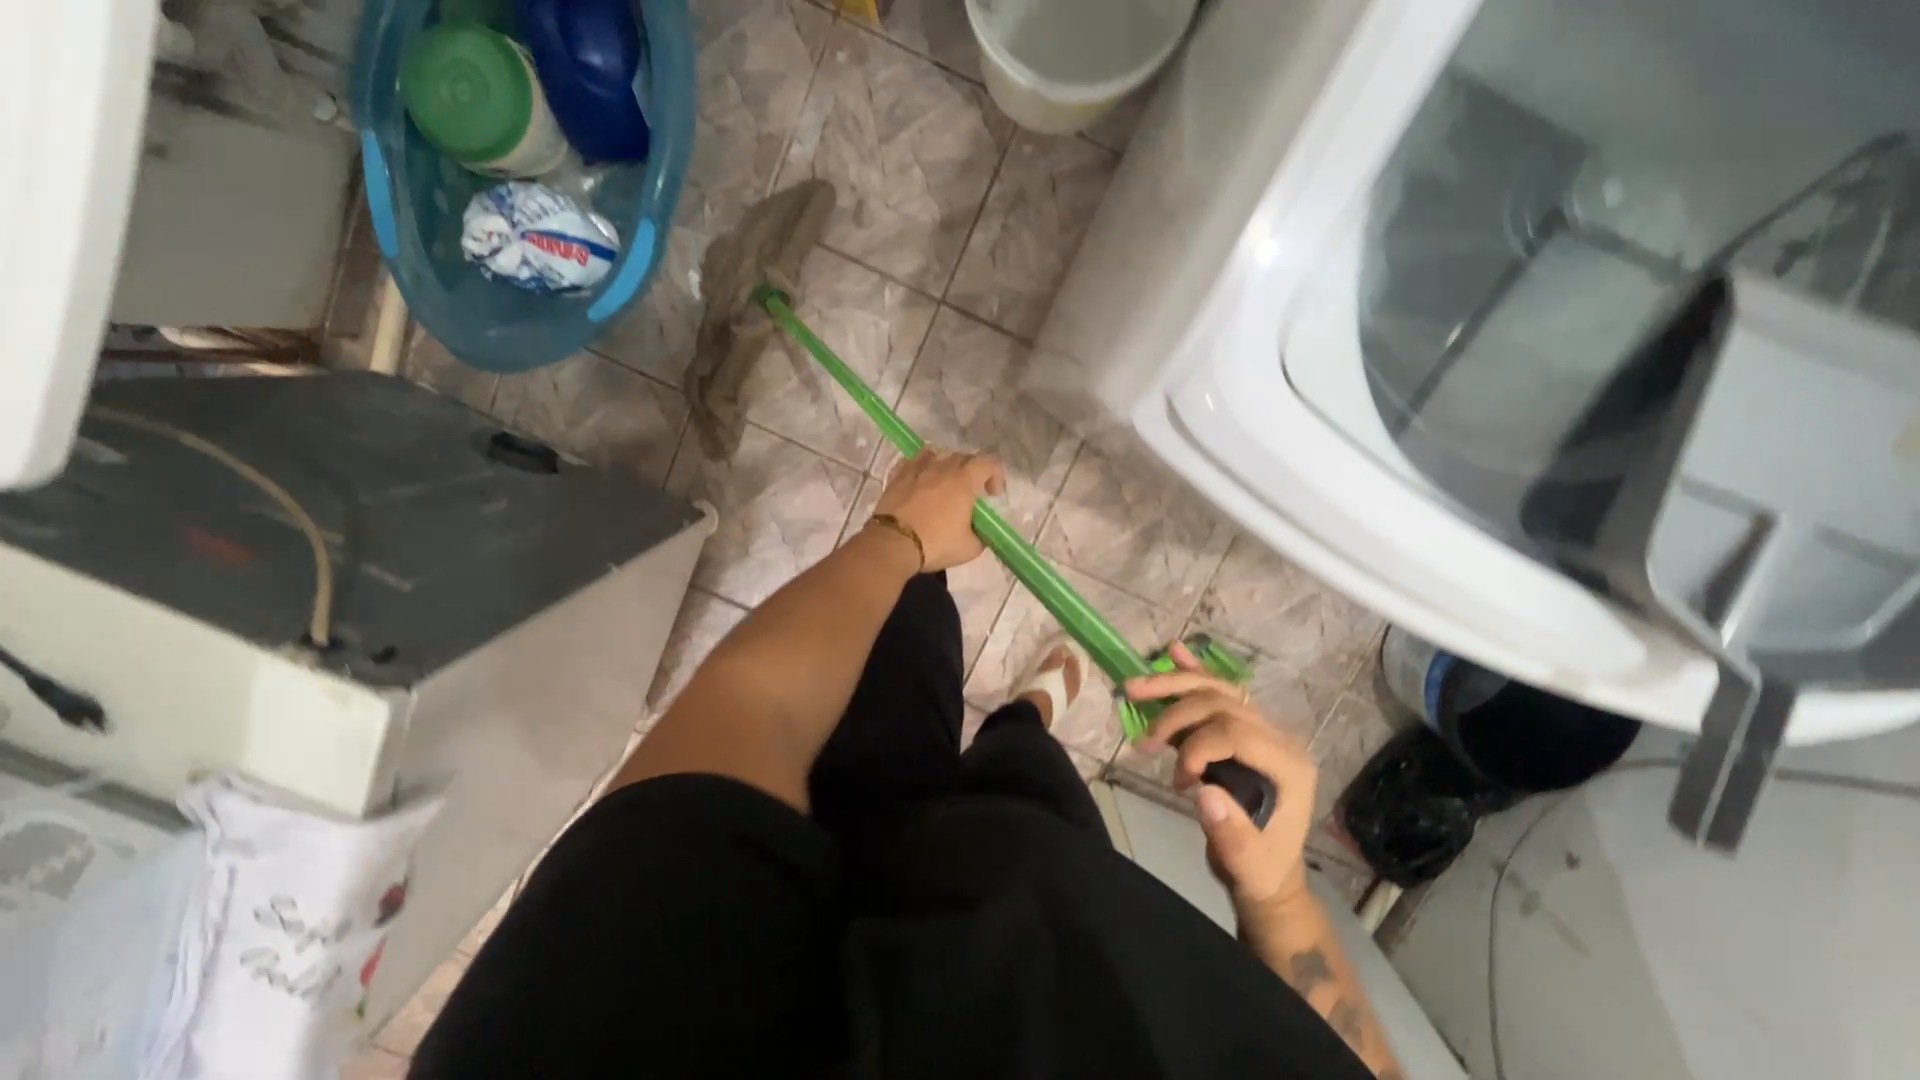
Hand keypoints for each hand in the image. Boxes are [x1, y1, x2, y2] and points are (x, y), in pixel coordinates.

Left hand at [872, 448, 1006, 571]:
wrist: (892, 543)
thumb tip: (980, 532)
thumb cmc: (935, 544)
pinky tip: (920, 479)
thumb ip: (981, 535)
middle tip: (970, 492)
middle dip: (972, 470)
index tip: (992, 495)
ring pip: (937, 453)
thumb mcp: (970, 548)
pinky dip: (921, 466)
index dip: (996, 475)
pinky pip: (913, 461)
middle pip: (963, 456)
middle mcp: (942, 468)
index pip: (989, 462)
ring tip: (944, 481)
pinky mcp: (897, 476)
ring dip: (946, 464)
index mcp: (964, 481)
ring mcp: (917, 469)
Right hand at [1124, 642, 1317, 909]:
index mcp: (1288, 765)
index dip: (1198, 746)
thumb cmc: (1259, 870)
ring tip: (1135, 686)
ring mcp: (1264, 731)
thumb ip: (1231, 832)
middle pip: (1223, 703)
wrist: (1268, 875)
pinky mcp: (1244, 731)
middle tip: (1145, 739)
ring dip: (1175, 685)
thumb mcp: (1247, 863)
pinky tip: (1174, 653)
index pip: (1237, 732)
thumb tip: (1203, 794)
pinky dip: (1194, 676)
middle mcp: (1280, 739)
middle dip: (1177, 714)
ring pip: (1217, 691)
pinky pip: (1219, 694)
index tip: (1180, 781)